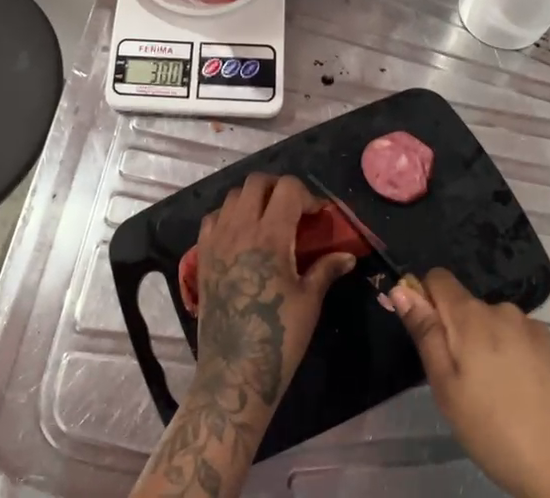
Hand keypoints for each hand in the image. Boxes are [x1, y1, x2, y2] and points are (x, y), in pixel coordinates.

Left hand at [132, 175, 355, 497]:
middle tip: (295, 211)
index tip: (317, 216)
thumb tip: (347, 255)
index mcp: (270, 235)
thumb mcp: (309, 300)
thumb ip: (326, 269)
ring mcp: (216, 239)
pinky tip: (242, 235)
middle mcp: (240, 228)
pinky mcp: (202, 254)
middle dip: (279, 188)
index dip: (307, 195)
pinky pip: (214, 218)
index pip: (287, 189)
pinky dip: (229, 215)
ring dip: (254, 199)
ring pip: (233, 196)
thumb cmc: (279, 334)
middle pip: (257, 182)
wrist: (235, 368)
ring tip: (269, 220)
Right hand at [391, 270, 549, 497]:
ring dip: (489, 349)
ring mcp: (537, 331)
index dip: (425, 298)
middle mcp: (505, 312)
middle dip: (459, 334)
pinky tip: (524, 400)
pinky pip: (524, 344)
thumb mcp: (447, 388)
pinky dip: (516, 362)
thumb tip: (402, 290)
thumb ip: (425, 334)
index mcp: (472, 317)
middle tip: (462, 384)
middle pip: (468, 308)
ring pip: (498, 328)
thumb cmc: (498, 431)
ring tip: (496, 398)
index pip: (438, 279)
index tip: (426, 334)